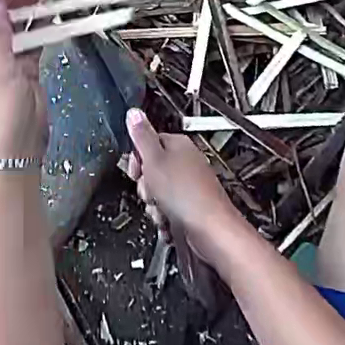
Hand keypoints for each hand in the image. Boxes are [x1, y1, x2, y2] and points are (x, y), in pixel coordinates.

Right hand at [123, 109, 249, 267]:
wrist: (211, 231)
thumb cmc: (188, 195)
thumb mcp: (154, 160)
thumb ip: (141, 136)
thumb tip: (133, 113)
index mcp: (178, 145)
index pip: (147, 143)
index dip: (137, 159)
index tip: (135, 170)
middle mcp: (186, 163)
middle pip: (151, 170)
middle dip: (145, 186)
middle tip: (150, 192)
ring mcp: (189, 186)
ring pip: (158, 194)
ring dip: (154, 206)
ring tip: (161, 210)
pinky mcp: (191, 208)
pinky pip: (168, 211)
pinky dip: (164, 219)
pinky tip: (168, 223)